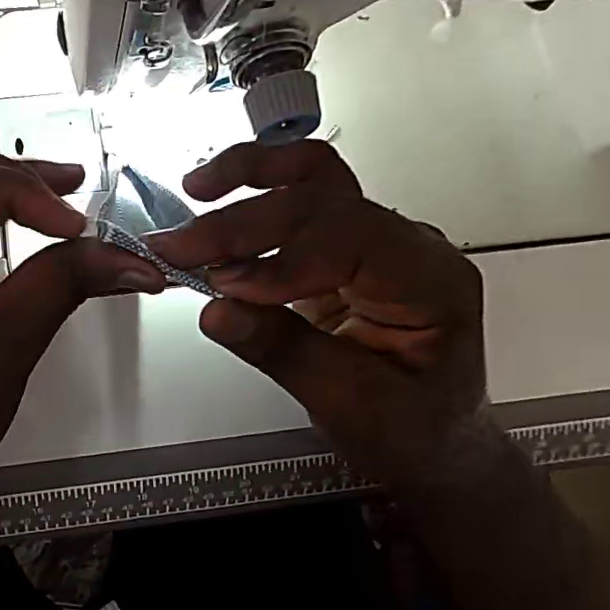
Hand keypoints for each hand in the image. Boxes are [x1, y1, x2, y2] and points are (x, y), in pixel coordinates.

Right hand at [147, 141, 488, 486]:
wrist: (427, 435)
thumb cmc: (412, 428)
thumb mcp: (349, 405)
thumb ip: (281, 352)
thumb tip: (218, 313)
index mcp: (431, 283)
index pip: (351, 241)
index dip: (280, 260)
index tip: (223, 286)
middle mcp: (405, 246)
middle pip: (320, 200)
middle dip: (242, 223)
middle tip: (178, 248)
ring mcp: (370, 238)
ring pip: (314, 174)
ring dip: (249, 174)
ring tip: (196, 189)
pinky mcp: (335, 242)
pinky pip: (294, 194)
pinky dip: (249, 191)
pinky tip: (212, 199)